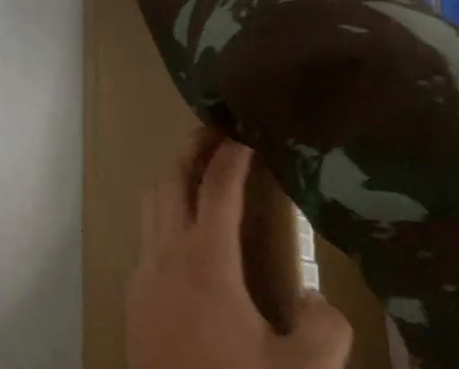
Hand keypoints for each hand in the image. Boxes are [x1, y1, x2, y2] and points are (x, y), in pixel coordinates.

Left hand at [127, 128, 350, 368]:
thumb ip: (325, 327)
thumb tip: (313, 296)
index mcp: (205, 259)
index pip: (218, 187)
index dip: (233, 154)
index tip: (247, 131)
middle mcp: (166, 253)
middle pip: (169, 178)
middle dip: (191, 148)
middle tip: (215, 131)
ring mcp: (143, 272)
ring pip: (150, 202)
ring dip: (172, 176)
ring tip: (199, 169)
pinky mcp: (133, 294)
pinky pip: (145, 234)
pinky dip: (163, 211)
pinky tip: (187, 231)